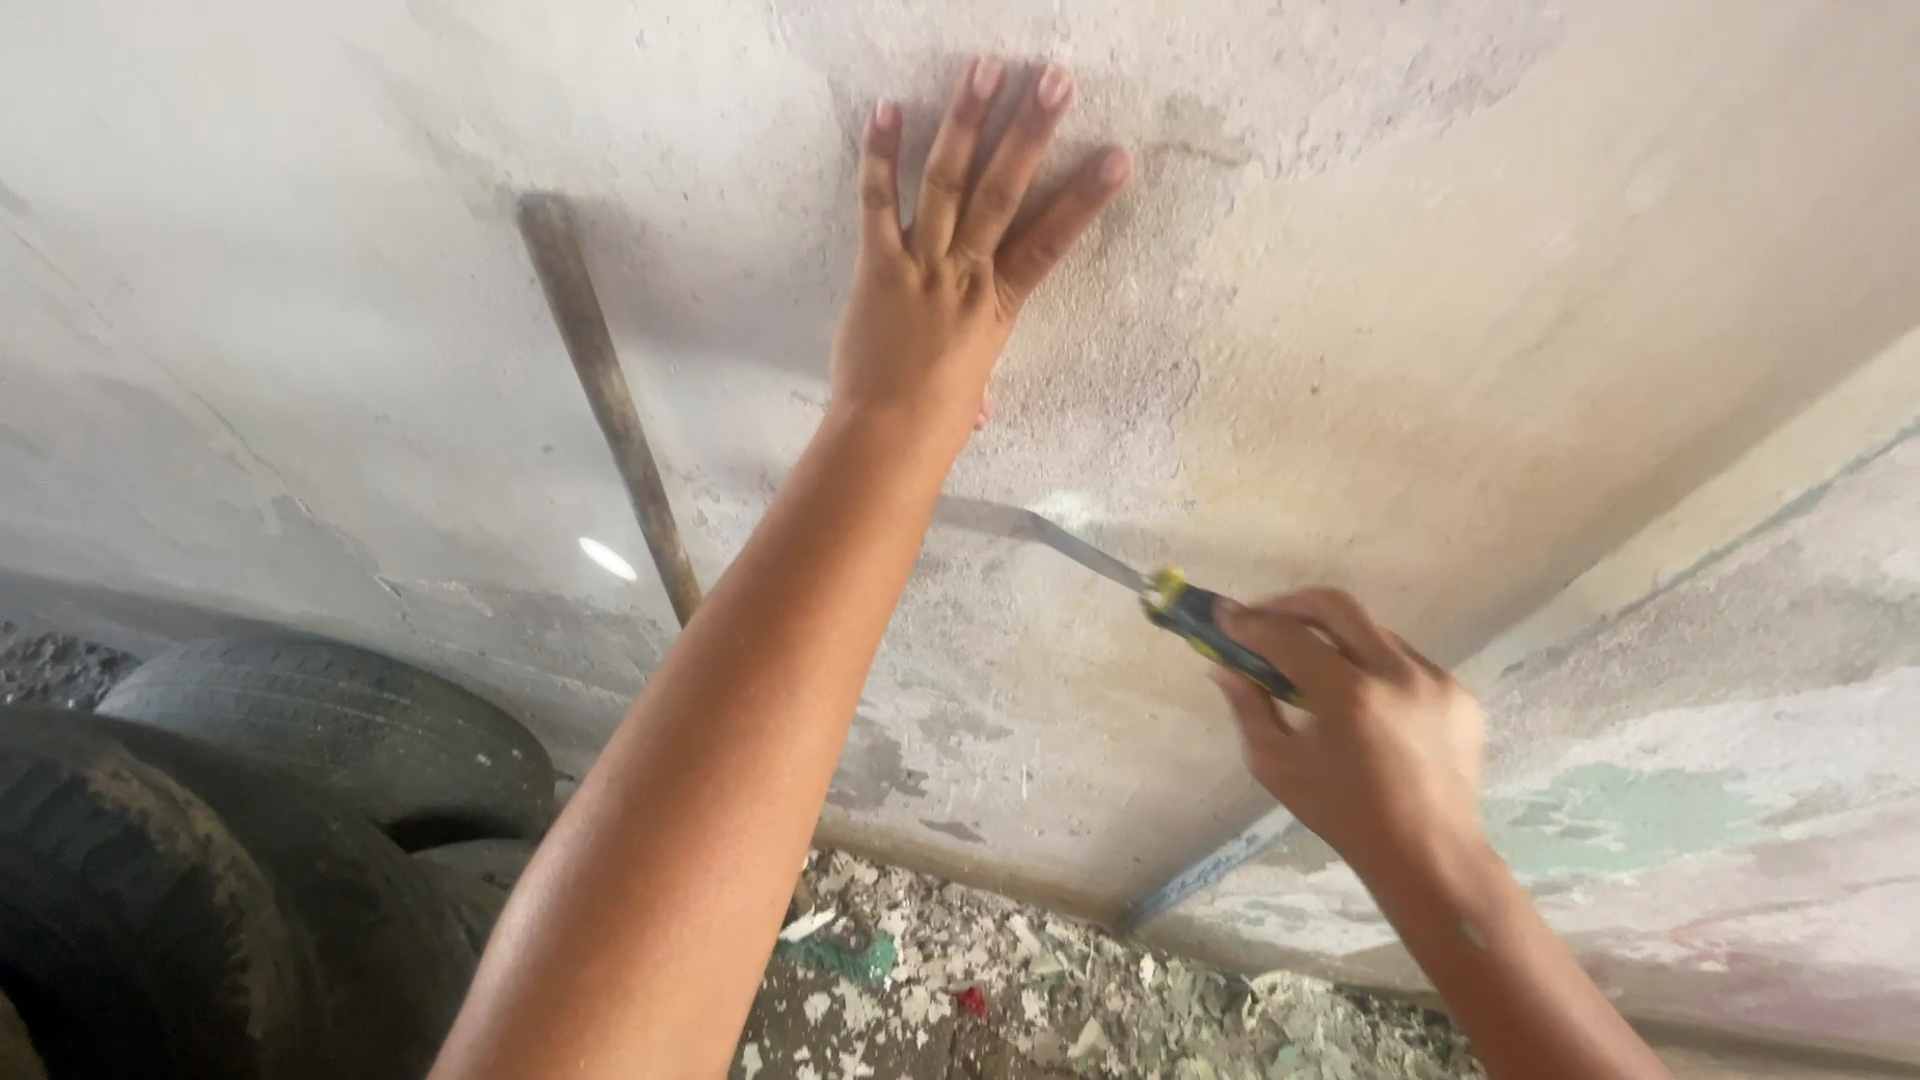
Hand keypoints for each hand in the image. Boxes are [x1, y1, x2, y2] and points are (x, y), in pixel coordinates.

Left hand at [829, 57, 1131, 438]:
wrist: (889, 436)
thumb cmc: (934, 426)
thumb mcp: (966, 399)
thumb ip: (974, 390)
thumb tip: (977, 411)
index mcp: (997, 307)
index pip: (1050, 243)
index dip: (1084, 199)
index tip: (1116, 157)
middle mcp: (966, 276)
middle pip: (1003, 194)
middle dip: (1030, 133)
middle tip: (1055, 79)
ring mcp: (923, 268)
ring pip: (948, 183)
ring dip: (966, 122)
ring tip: (985, 68)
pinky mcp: (878, 268)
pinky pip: (878, 204)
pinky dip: (879, 157)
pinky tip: (888, 108)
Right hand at [1210, 589, 1486, 873]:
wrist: (1430, 855)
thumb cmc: (1342, 814)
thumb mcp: (1277, 765)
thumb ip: (1248, 708)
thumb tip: (1224, 667)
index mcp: (1350, 697)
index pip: (1288, 636)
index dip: (1249, 622)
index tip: (1223, 615)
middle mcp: (1397, 675)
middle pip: (1335, 606)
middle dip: (1289, 604)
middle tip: (1262, 619)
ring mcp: (1435, 680)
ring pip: (1370, 630)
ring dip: (1330, 636)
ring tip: (1307, 662)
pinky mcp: (1458, 692)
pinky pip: (1402, 658)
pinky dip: (1368, 663)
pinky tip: (1355, 695)